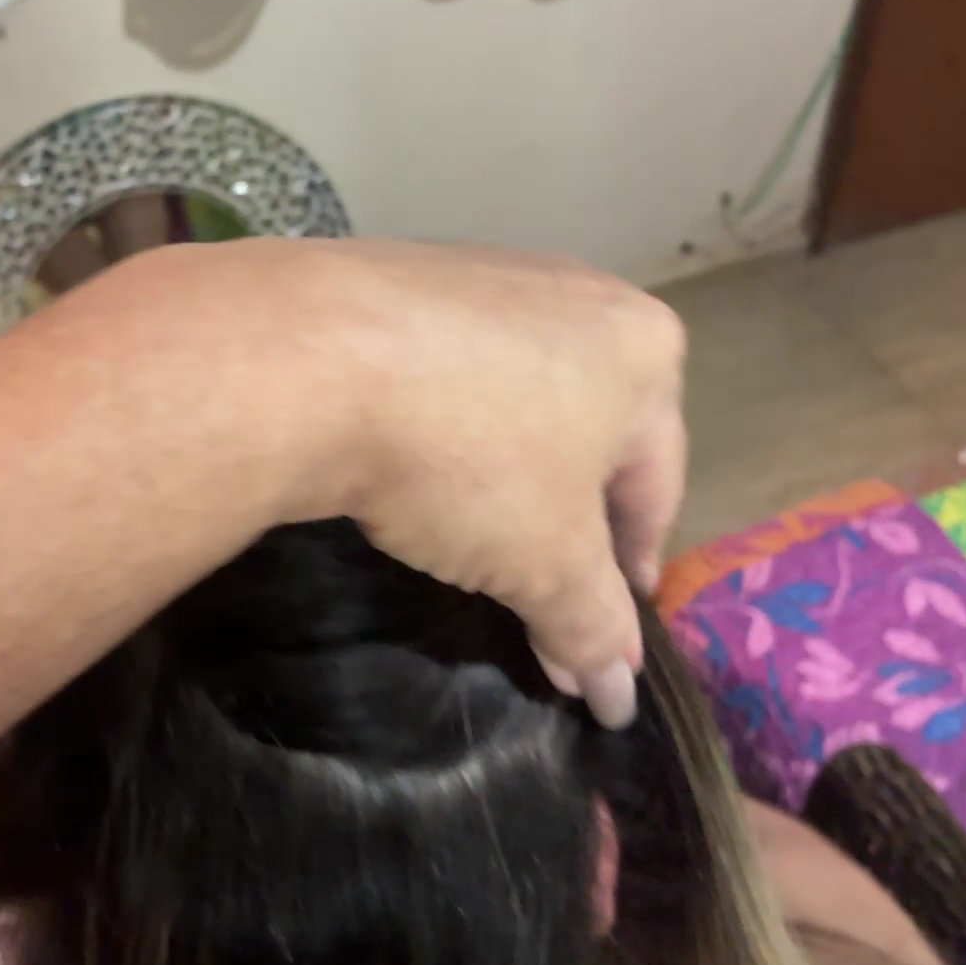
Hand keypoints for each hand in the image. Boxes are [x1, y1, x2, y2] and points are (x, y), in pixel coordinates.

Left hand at [145, 239, 686, 727]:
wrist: (312, 361)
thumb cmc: (463, 457)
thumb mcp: (543, 560)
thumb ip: (591, 623)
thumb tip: (617, 689)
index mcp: (639, 348)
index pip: (653, 484)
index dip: (631, 561)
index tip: (608, 616)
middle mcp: (569, 293)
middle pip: (579, 433)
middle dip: (559, 511)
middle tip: (531, 572)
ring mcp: (476, 276)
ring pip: (504, 397)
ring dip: (491, 462)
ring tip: (459, 516)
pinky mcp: (397, 276)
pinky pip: (435, 369)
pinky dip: (430, 420)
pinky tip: (399, 452)